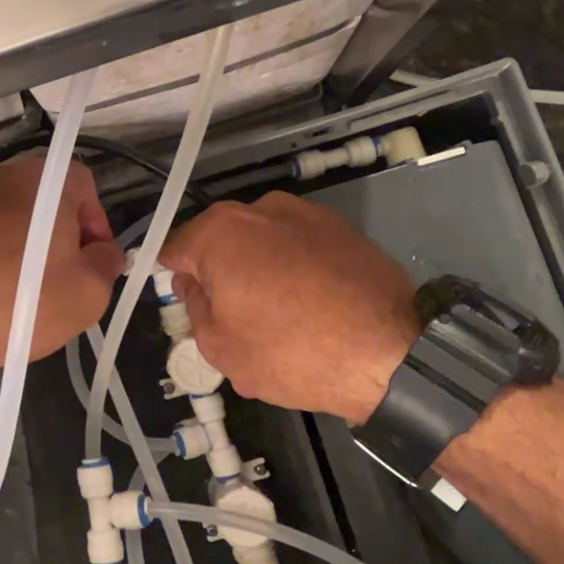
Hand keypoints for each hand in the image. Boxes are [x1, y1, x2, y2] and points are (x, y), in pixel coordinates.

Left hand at [0, 157, 125, 391]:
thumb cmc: (15, 304)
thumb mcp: (87, 295)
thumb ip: (106, 263)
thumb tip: (103, 252)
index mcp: (42, 180)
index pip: (83, 184)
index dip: (95, 224)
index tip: (90, 262)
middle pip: (40, 198)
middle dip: (53, 235)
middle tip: (54, 280)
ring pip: (1, 214)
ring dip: (13, 243)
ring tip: (10, 290)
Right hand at [159, 191, 419, 423]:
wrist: (391, 353)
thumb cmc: (291, 352)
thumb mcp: (221, 347)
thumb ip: (195, 308)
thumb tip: (194, 284)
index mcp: (220, 233)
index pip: (176, 247)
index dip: (172, 275)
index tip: (182, 300)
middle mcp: (261, 209)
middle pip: (220, 239)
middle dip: (217, 270)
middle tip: (229, 313)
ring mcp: (307, 214)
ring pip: (262, 241)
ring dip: (258, 267)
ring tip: (276, 312)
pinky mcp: (344, 228)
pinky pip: (299, 246)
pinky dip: (294, 268)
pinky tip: (309, 304)